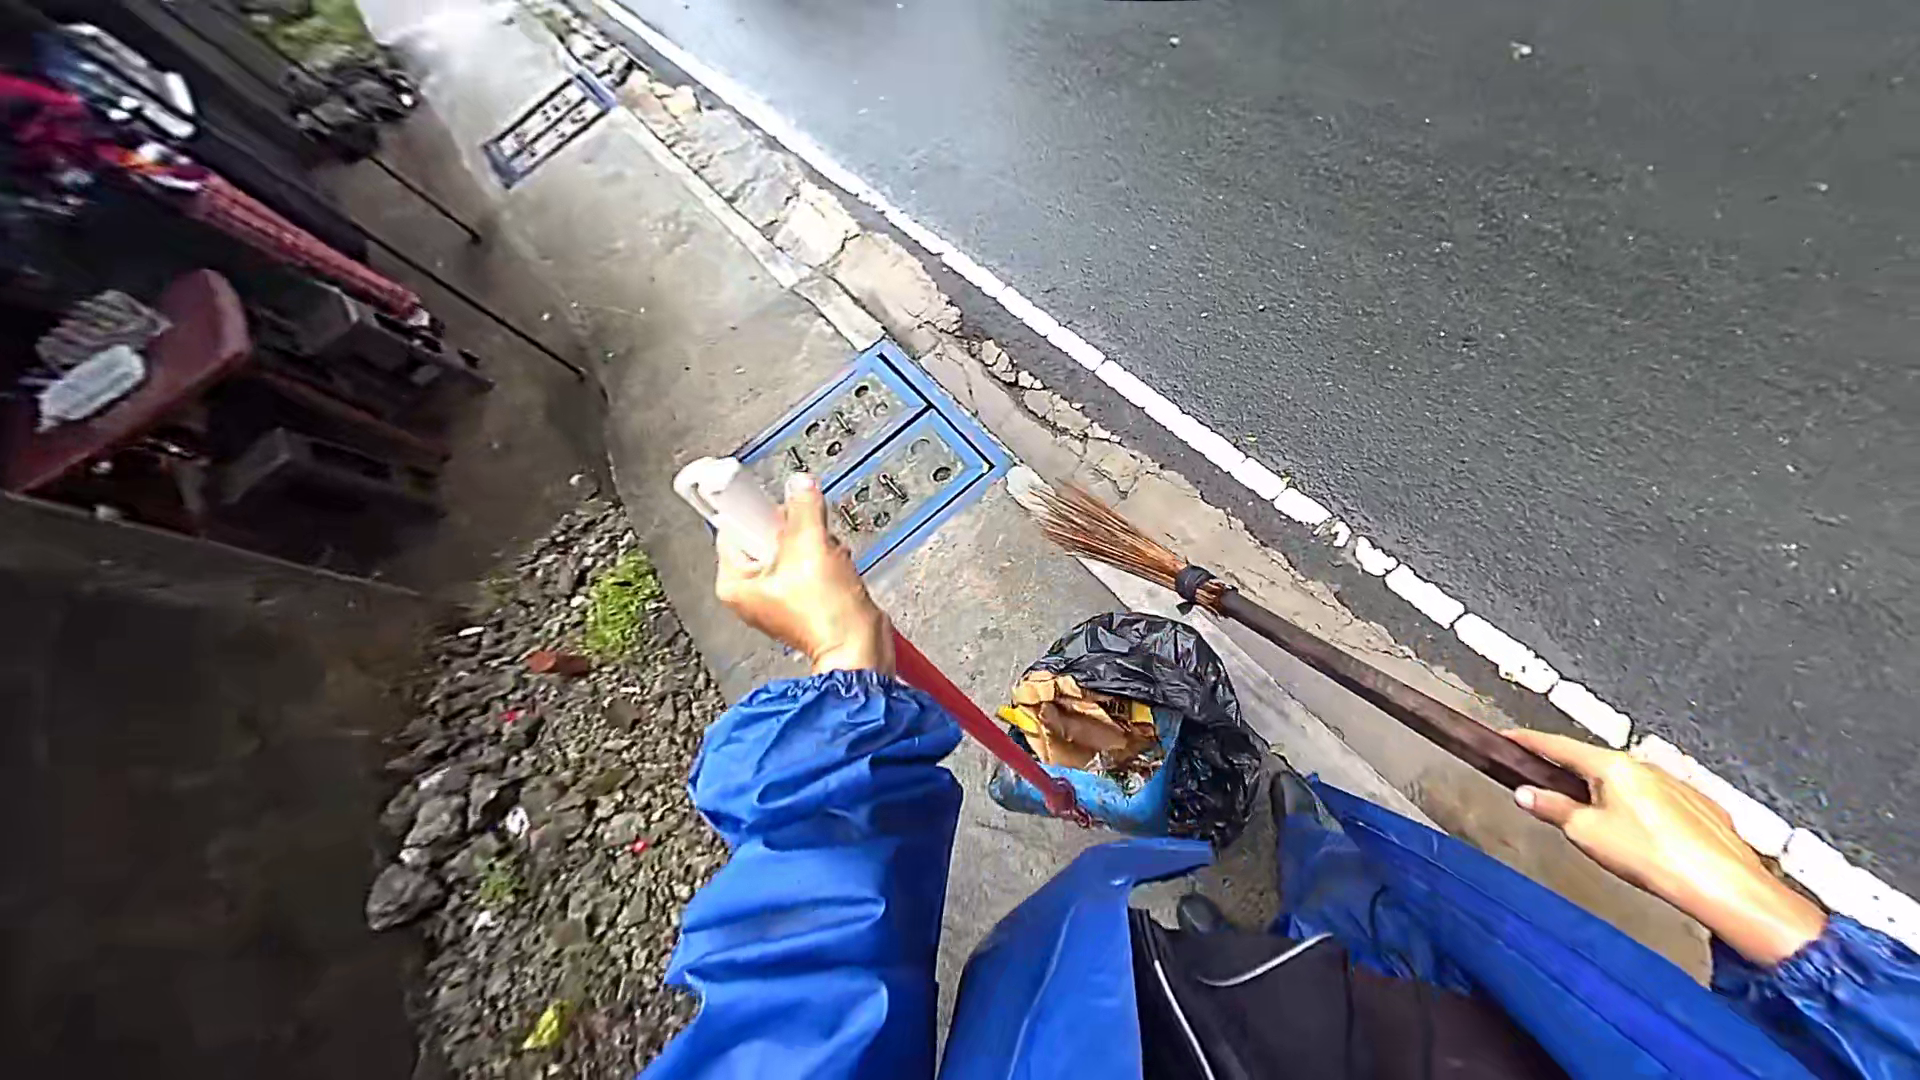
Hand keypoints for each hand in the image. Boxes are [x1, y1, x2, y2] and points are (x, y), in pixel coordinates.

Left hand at [714, 473, 893, 675]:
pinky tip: (837, 570)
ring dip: (817, 543)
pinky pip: (813, 558)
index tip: (773, 503)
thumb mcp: (811, 546)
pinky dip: (828, 558)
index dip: (759, 510)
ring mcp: (780, 592)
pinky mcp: (805, 594)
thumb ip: (803, 508)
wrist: (860, 644)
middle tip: (809, 543)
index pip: (734, 524)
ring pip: (796, 543)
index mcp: (735, 582)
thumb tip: (799, 484)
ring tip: (827, 562)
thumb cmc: (824, 615)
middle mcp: (753, 589)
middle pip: (768, 532)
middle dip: (797, 530)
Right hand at [1505, 729, 1825, 967]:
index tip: (1509, 738)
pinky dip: (1636, 808)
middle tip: (1543, 782)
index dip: (1527, 741)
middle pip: (1592, 762)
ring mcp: (1679, 789)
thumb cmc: (1658, 859)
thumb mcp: (1583, 831)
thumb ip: (1550, 807)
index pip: (1556, 744)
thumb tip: (1527, 794)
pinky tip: (1637, 833)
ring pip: (1626, 781)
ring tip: (1592, 817)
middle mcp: (1647, 769)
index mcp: (1613, 766)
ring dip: (1602, 792)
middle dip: (1565, 770)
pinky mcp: (1703, 812)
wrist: (1731, 894)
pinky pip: (1655, 799)